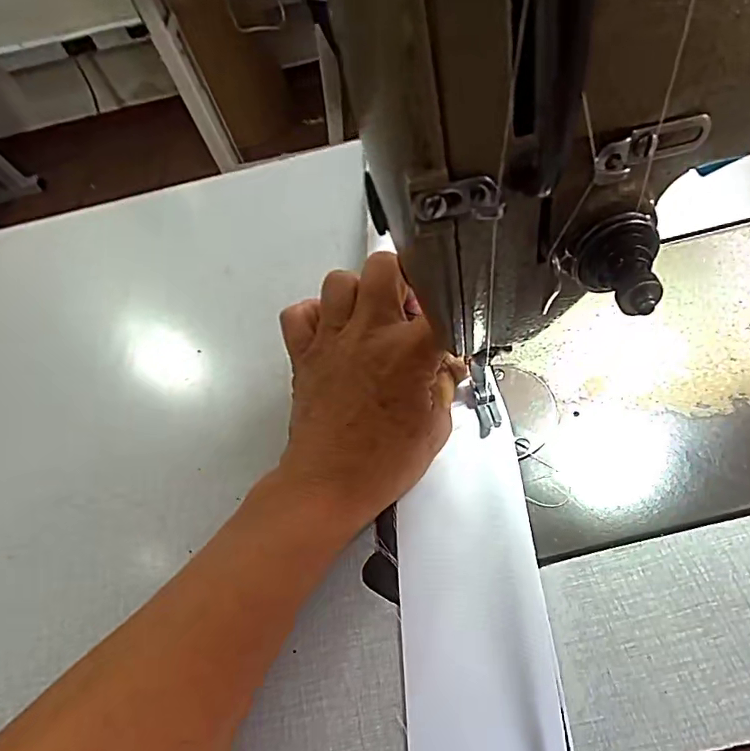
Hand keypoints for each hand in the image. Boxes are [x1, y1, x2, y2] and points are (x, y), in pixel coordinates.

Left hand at [274, 252, 466, 533]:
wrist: (329, 484)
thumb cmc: (380, 464)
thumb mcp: (435, 428)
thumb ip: (444, 388)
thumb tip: (445, 370)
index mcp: (410, 351)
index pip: (440, 303)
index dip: (450, 313)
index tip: (449, 330)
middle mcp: (369, 335)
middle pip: (384, 266)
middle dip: (402, 277)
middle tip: (409, 307)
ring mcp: (332, 341)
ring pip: (339, 280)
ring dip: (360, 292)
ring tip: (372, 318)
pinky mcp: (304, 355)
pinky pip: (300, 313)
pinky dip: (315, 314)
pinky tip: (334, 333)